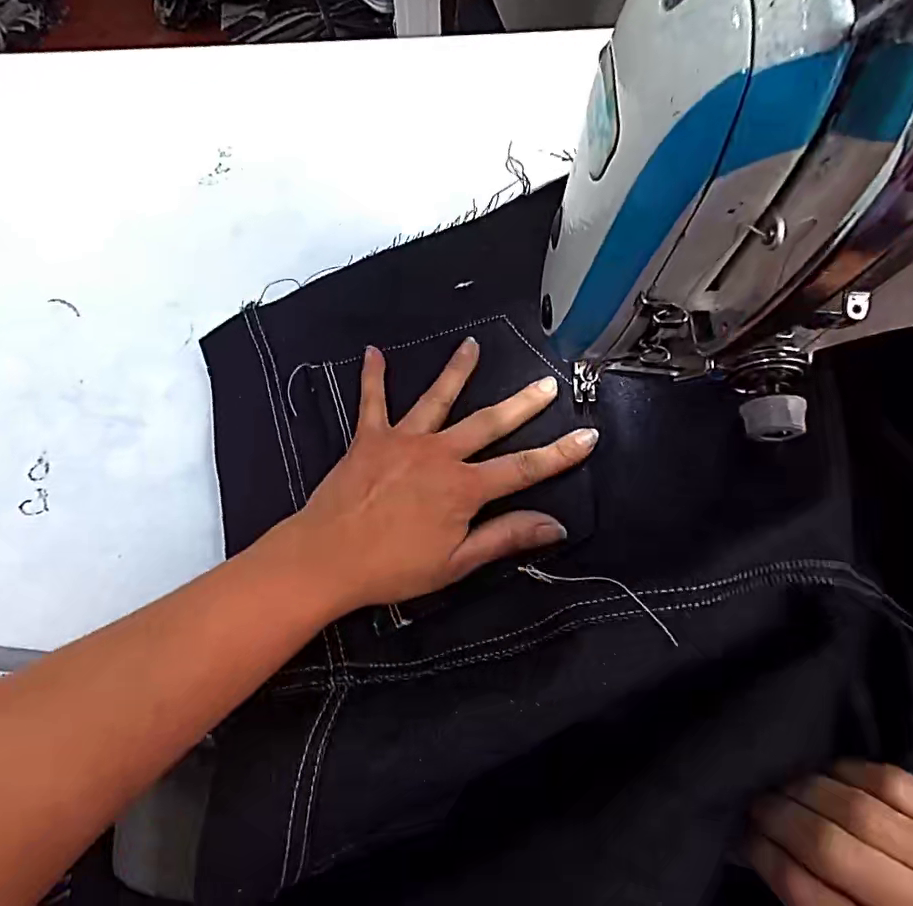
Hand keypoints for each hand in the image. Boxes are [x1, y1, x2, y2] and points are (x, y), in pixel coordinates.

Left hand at [263, 338, 596, 611]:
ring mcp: (404, 440)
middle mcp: (440, 454)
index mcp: (464, 487)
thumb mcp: (456, 562)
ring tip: (473, 345)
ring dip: (457, 370)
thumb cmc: (391, 567)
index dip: (561, 453)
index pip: (525, 467)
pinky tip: (373, 352)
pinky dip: (373, 377)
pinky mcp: (369, 437)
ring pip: (438, 398)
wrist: (324, 559)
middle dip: (524, 403)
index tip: (588, 436)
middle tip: (547, 383)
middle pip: (490, 422)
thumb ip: (506, 537)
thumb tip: (555, 526)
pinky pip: (373, 401)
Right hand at [745, 763, 912, 905]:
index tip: (743, 837)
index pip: (812, 896)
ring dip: (809, 789)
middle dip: (781, 819)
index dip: (768, 860)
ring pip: (862, 809)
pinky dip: (856, 772)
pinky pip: (902, 784)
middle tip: (753, 803)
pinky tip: (831, 772)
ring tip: (783, 784)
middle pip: (833, 848)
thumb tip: (773, 861)